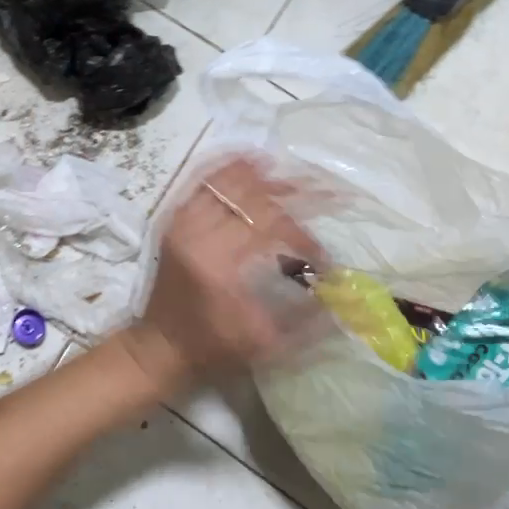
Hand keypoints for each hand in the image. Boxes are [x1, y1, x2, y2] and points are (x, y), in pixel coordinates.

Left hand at [126, 154, 328, 392]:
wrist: (159, 347)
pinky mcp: (173, 222)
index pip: (271, 225)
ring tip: (288, 169)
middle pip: (250, 197)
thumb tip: (349, 293)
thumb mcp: (267, 344)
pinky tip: (245, 160)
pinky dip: (224, 169)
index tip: (325, 249)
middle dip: (291, 190)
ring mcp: (181, 224)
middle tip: (322, 188)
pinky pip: (199, 183)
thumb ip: (310, 319)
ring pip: (223, 182)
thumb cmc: (214, 348)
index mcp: (221, 263)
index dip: (304, 230)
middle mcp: (198, 234)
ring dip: (259, 174)